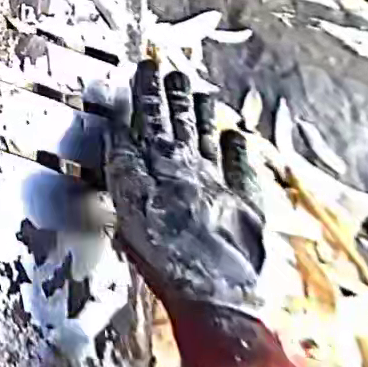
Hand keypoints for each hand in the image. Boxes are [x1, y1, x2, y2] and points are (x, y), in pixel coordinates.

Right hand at [107, 60, 312, 366]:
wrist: (218, 298)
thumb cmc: (164, 253)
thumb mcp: (129, 204)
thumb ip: (125, 163)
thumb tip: (120, 127)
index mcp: (163, 166)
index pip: (151, 120)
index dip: (146, 94)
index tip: (145, 68)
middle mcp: (194, 170)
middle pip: (180, 125)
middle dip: (172, 96)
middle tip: (170, 70)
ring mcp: (223, 188)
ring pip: (208, 141)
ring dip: (202, 115)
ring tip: (197, 90)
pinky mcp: (247, 209)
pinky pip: (243, 172)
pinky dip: (239, 152)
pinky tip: (237, 135)